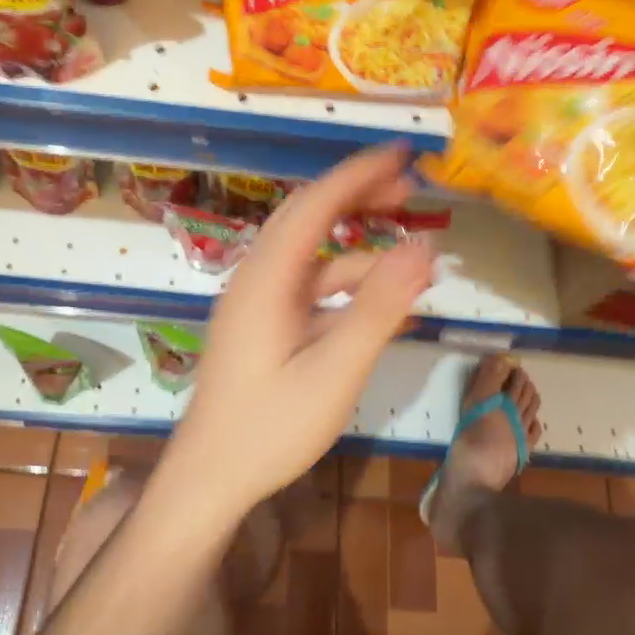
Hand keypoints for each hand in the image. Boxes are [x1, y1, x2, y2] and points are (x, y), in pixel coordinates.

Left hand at [162, 143, 436, 521]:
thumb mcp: (334, 370)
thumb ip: (379, 307)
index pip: (316, 203)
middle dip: (360, 198)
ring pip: (311, 256)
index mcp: (266, 277)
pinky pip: (308, 291)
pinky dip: (346, 288)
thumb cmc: (269, 428)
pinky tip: (384, 308)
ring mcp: (256, 303)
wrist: (210, 479)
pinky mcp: (261, 326)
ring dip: (358, 248)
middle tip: (411, 191)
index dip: (359, 173)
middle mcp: (257, 278)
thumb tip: (424, 248)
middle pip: (309, 218)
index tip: (404, 155)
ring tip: (411, 255)